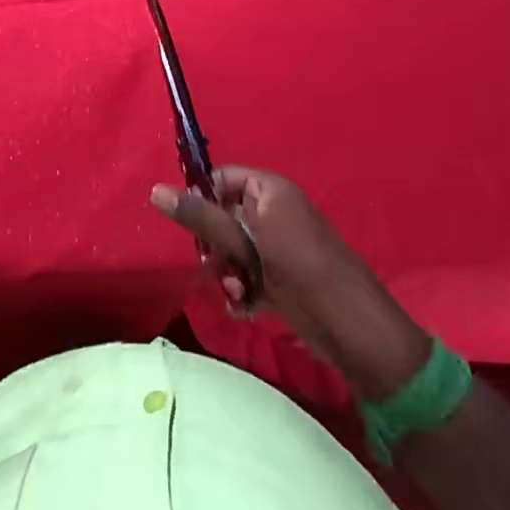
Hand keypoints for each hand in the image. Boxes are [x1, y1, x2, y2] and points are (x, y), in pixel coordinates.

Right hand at [152, 165, 430, 398]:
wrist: (354, 331)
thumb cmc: (302, 272)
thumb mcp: (246, 243)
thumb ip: (201, 218)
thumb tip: (155, 190)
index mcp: (270, 191)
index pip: (220, 179)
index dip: (202, 200)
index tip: (192, 227)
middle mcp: (273, 212)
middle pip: (221, 217)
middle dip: (215, 247)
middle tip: (220, 267)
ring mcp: (277, 245)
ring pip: (231, 250)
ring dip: (227, 274)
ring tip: (239, 293)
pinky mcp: (280, 276)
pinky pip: (246, 274)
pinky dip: (242, 290)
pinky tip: (246, 307)